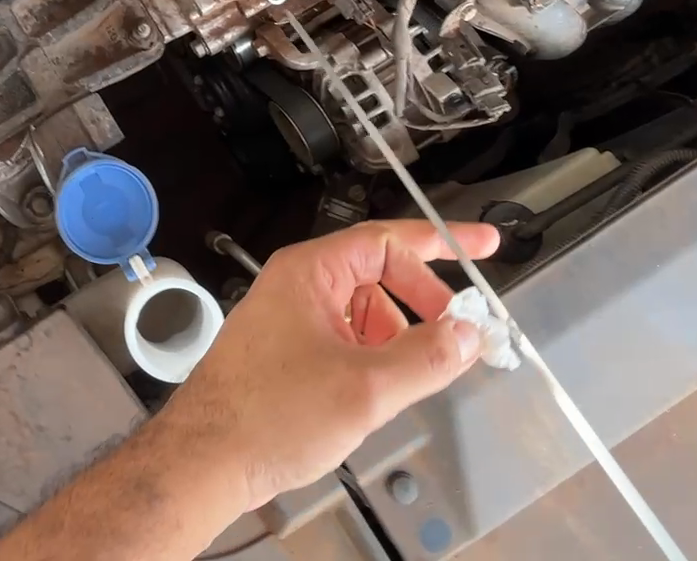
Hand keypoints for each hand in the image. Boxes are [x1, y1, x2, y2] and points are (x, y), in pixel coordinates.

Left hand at [155, 219, 499, 512]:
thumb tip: (471, 332)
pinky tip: (376, 390)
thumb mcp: (366, 389)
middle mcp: (298, 282)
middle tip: (457, 340)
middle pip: (377, 273)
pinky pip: (343, 335)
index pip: (386, 239)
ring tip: (403, 379)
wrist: (208, 457)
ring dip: (394, 336)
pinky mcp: (286, 346)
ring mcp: (289, 314)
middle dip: (421, 303)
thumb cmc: (278, 413)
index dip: (441, 241)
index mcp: (310, 270)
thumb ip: (426, 357)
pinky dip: (371, 355)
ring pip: (363, 309)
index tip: (488, 246)